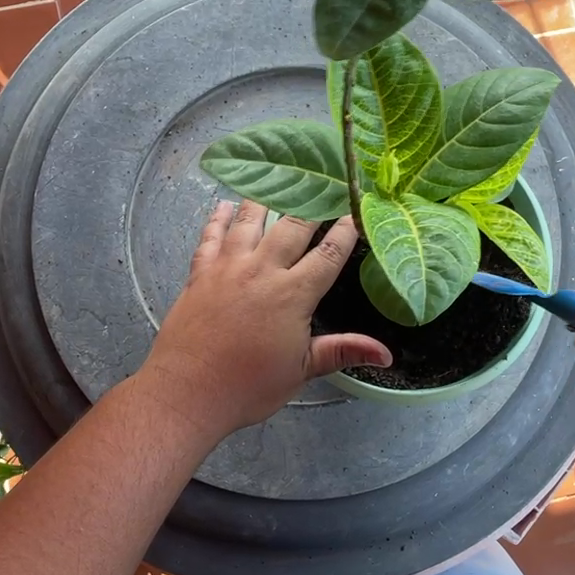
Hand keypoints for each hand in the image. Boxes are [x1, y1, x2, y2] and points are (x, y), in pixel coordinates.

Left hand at [136, 200, 391, 438]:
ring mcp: (227, 268)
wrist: (188, 392)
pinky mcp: (199, 274)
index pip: (328, 254)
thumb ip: (342, 351)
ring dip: (265, 200)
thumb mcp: (302, 370)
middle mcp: (261, 271)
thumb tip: (386, 355)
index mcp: (292, 294)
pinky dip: (218, 218)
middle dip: (311, 205)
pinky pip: (210, 237)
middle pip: (291, 226)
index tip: (357, 211)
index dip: (346, 231)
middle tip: (323, 185)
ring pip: (249, 222)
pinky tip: (224, 205)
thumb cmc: (248, 387)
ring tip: (277, 182)